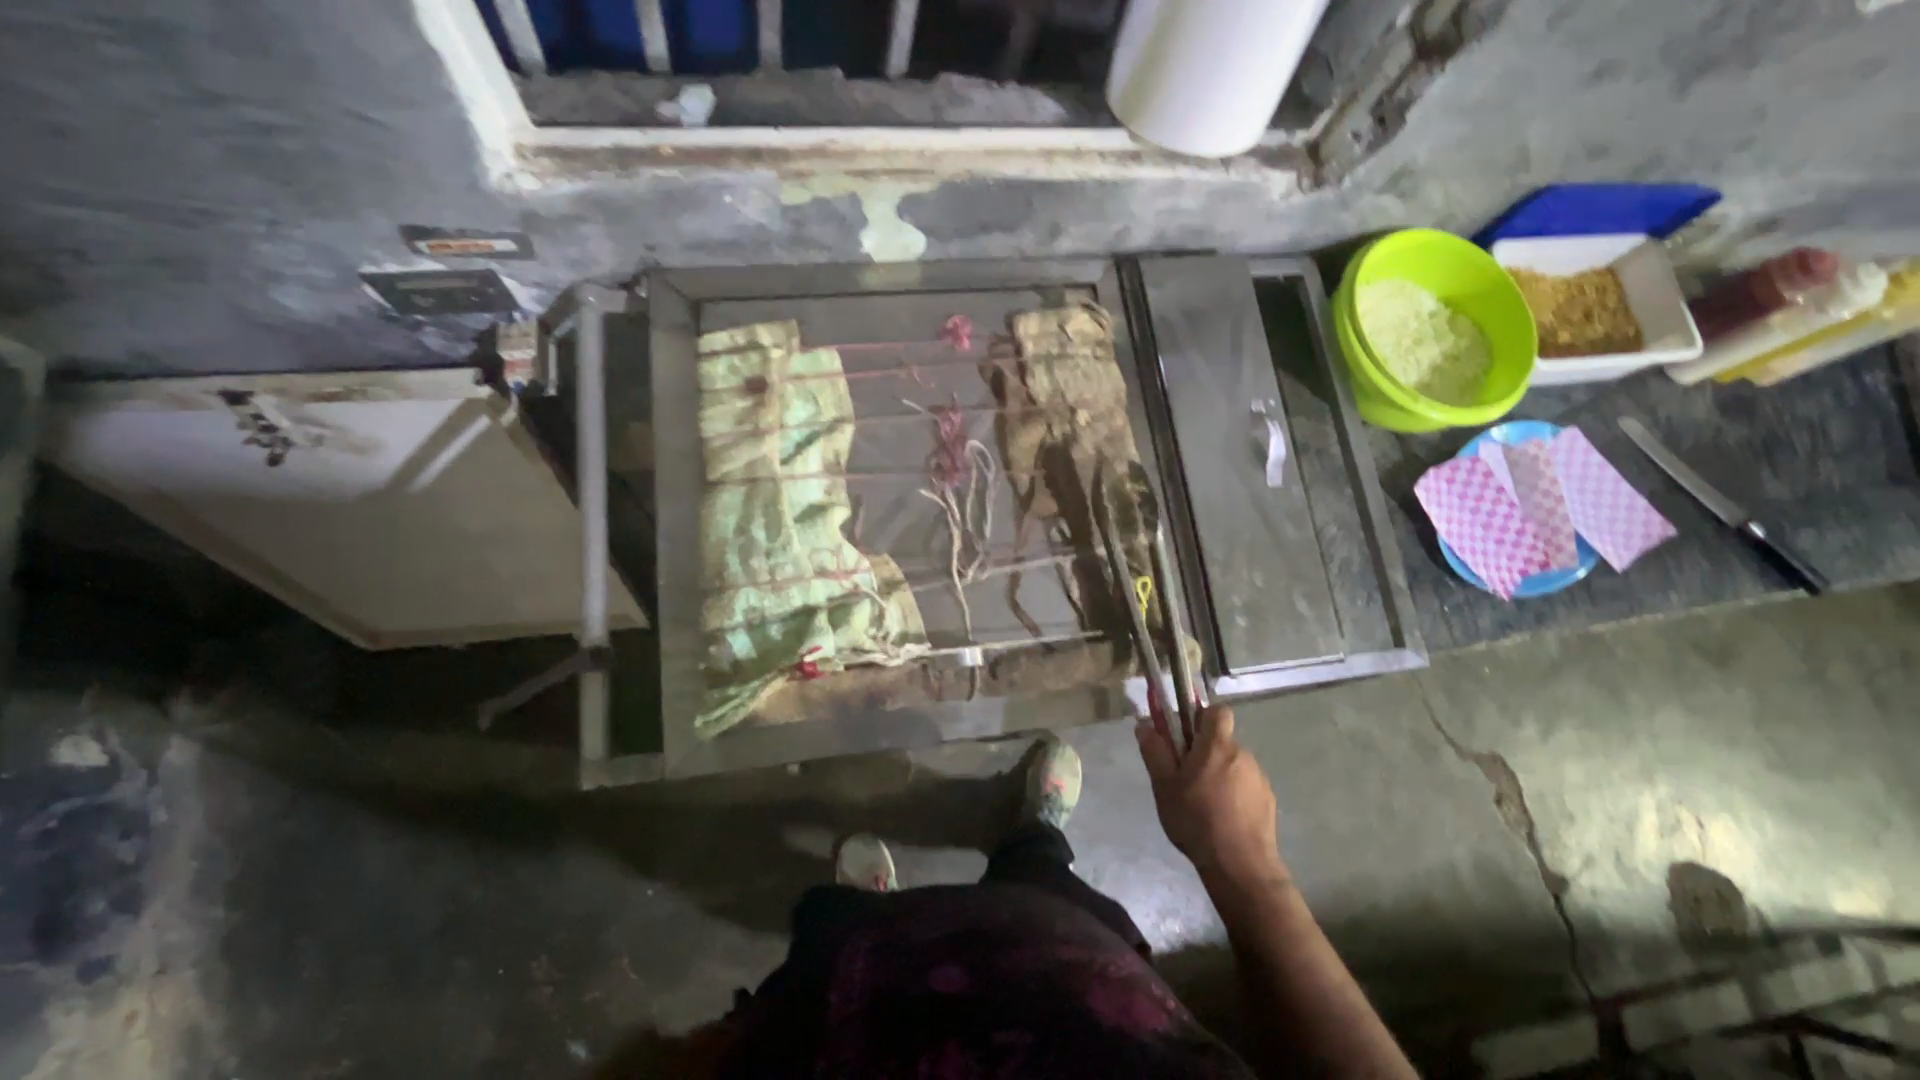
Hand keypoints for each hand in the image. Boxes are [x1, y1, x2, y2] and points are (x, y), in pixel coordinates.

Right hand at [1137, 705, 1286, 887]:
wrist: (1239, 865)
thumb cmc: (1195, 820)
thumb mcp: (1164, 787)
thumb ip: (1155, 752)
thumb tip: (1145, 724)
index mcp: (1216, 746)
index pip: (1217, 712)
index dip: (1201, 718)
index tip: (1186, 737)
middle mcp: (1243, 754)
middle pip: (1222, 740)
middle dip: (1205, 752)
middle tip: (1186, 778)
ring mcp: (1259, 777)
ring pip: (1234, 763)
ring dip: (1220, 773)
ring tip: (1204, 804)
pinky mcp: (1268, 799)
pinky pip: (1247, 784)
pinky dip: (1235, 793)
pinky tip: (1223, 818)